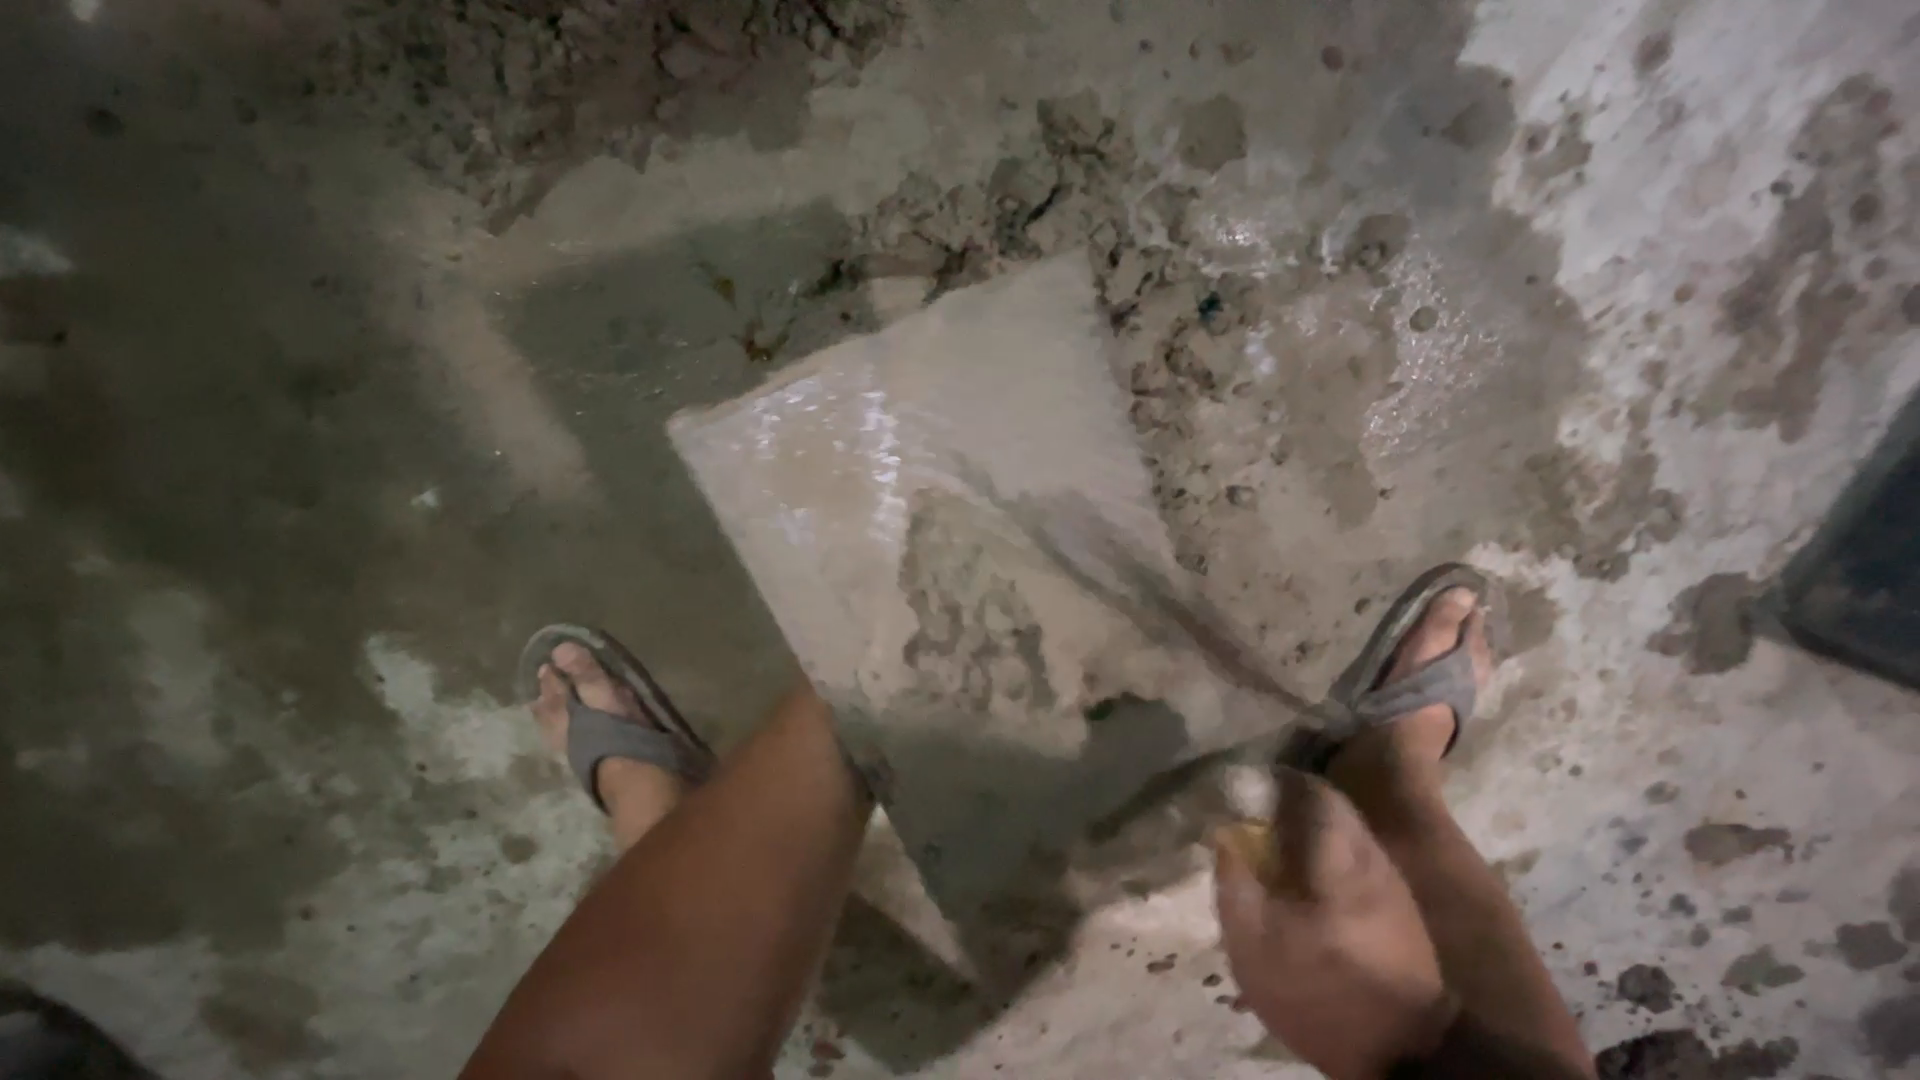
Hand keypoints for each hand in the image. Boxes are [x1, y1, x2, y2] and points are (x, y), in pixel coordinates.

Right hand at [1213, 769, 1457, 1079]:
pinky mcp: (1398, 910)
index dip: (1269, 780)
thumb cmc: (1321, 991)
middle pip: (1326, 806)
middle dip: (1285, 804)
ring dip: (1305, 831)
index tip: (1238, 789)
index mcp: (1338, 852)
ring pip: (1341, 832)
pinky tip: (1301, 884)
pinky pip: (1353, 861)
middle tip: (1248, 819)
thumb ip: (1235, 878)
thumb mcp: (1255, 940)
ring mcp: (1390, 882)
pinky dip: (1322, 858)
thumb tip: (1223, 832)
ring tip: (1269, 850)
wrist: (1405, 1055)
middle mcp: (1370, 854)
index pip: (1306, 786)